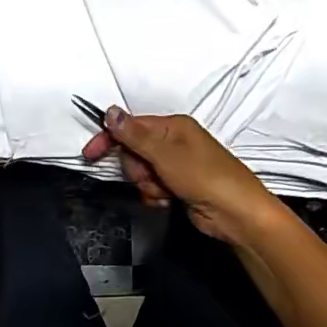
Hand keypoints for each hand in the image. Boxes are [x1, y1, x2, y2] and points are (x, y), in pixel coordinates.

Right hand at [82, 108, 283, 243]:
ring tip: (166, 190)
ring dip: (147, 185)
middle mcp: (173, 143)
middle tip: (152, 175)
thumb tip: (111, 113)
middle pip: (132, 153)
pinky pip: (150, 188)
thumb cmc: (209, 178)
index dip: (109, 140)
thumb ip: (134, 135)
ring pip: (140, 174)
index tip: (91, 153)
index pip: (130, 127)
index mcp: (173, 127)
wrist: (235, 213)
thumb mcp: (165, 154)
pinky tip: (170, 199)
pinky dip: (155, 196)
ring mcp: (175, 165)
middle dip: (137, 169)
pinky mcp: (176, 185)